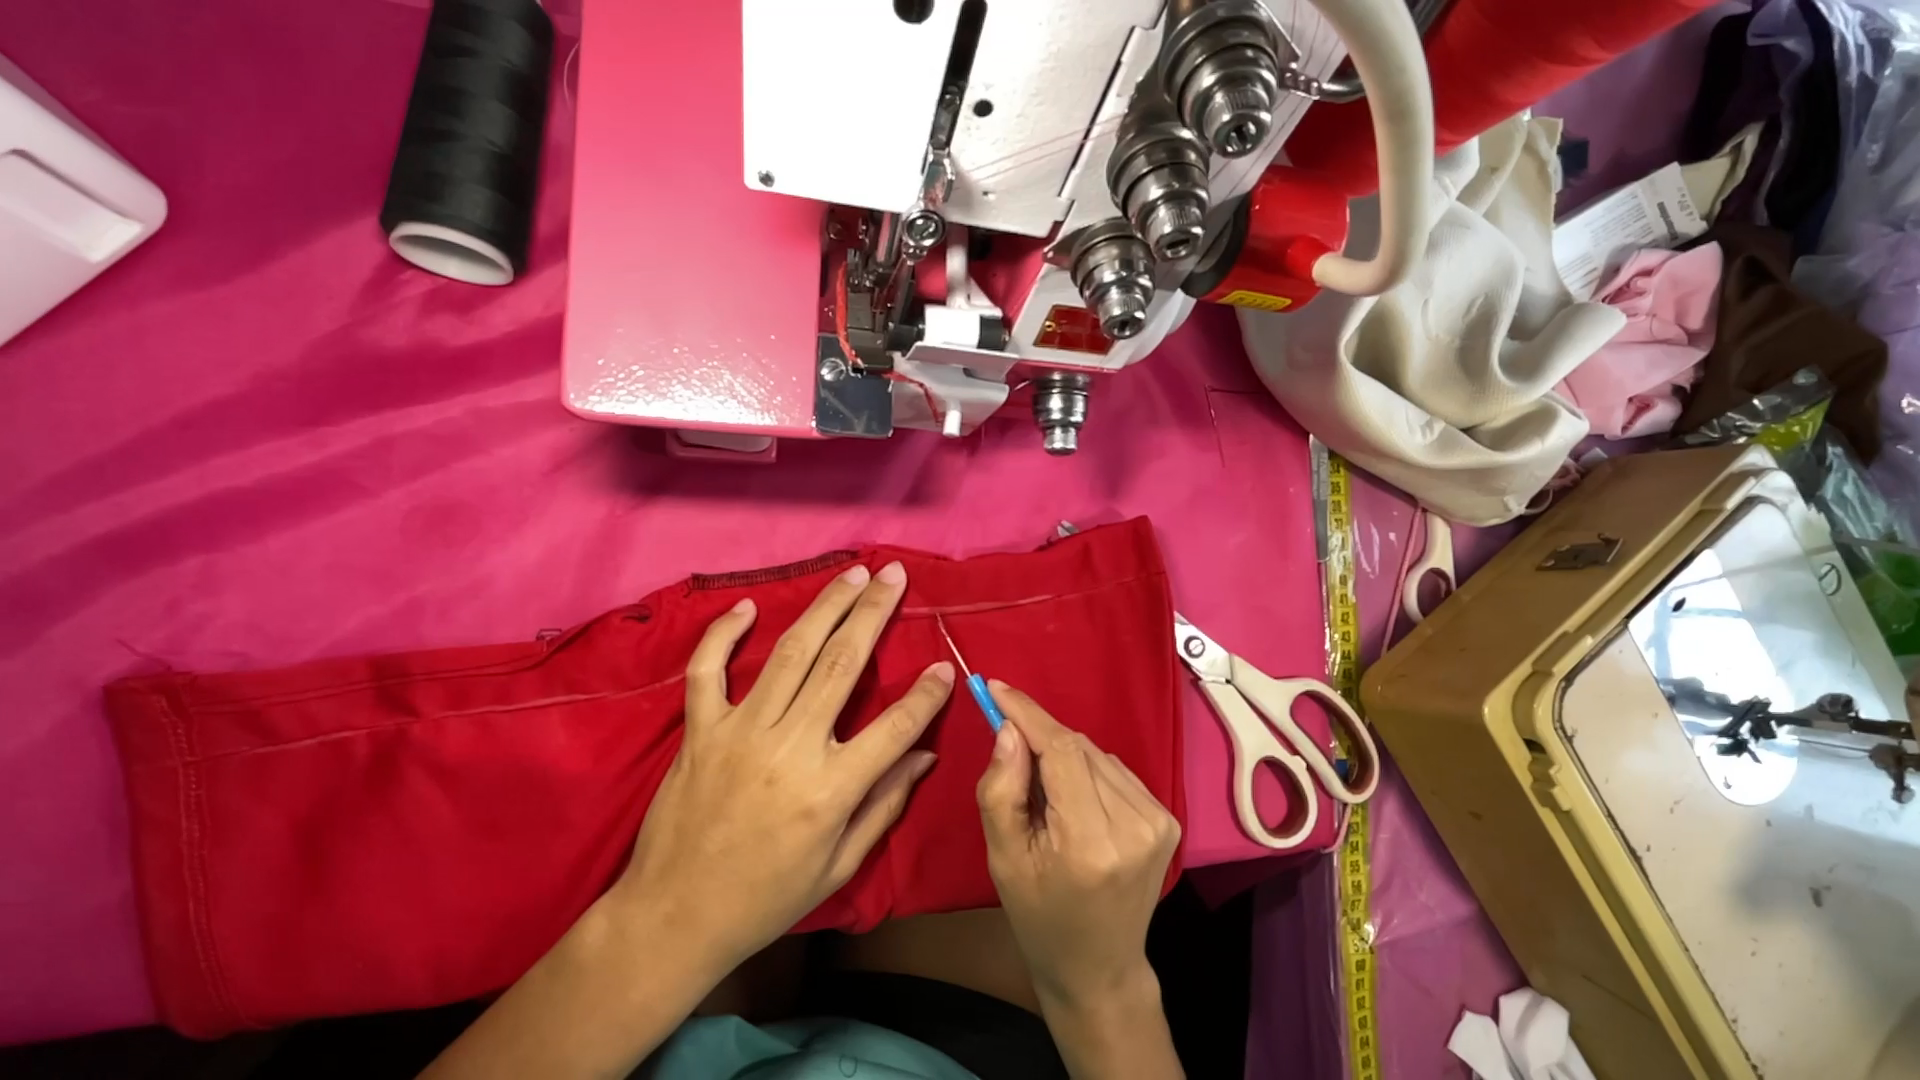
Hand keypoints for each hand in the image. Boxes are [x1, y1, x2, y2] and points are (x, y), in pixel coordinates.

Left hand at [614, 562, 955, 967]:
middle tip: (893, 576)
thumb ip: (884, 805)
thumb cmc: (766, 897)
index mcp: (830, 789)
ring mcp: (739, 733)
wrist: (676, 915)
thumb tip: (923, 756)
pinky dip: (722, 636)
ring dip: (825, 607)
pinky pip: (707, 672)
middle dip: (874, 614)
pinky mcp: (700, 731)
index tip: (944, 665)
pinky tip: (746, 608)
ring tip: (852, 574)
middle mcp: (789, 748)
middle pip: (842, 665)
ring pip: (790, 654)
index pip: (895, 727)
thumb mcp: (839, 865)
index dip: (926, 694)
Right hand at [975, 681, 1179, 1007]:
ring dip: (1063, 756)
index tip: (995, 688)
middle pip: (1079, 749)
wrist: (1099, 966)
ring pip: (1097, 755)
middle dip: (1039, 738)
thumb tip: (1009, 730)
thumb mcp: (1004, 859)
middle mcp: (1135, 825)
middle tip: (1007, 747)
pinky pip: (1115, 771)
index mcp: (1091, 842)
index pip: (1062, 752)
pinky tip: (1074, 800)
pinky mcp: (1168, 820)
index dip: (1029, 715)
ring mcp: (1159, 821)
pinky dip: (1087, 771)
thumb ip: (1001, 791)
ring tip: (1043, 793)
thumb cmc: (1040, 916)